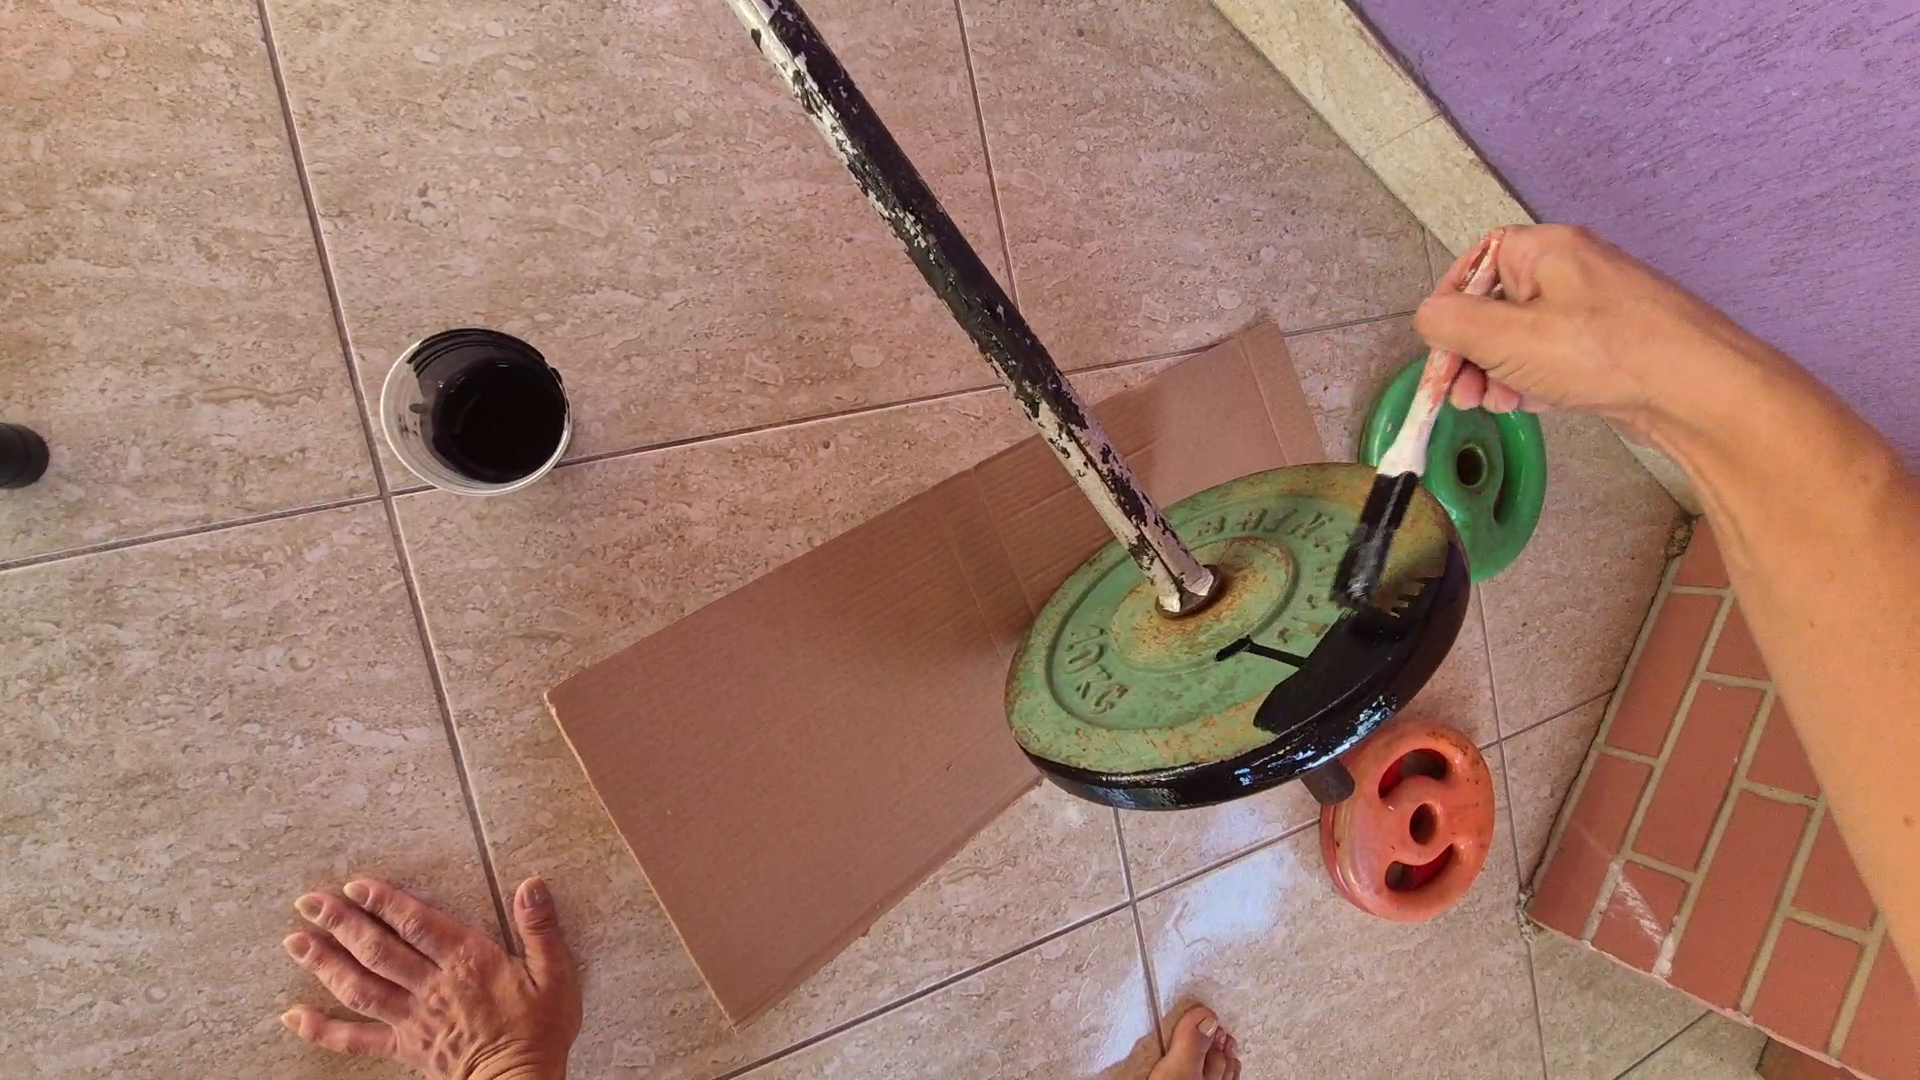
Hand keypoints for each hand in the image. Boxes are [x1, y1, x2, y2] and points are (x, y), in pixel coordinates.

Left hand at [280, 877, 580, 1079]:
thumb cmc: (541, 1024)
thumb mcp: (555, 970)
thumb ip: (540, 927)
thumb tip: (531, 885)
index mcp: (469, 962)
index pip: (419, 926)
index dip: (387, 904)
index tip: (357, 886)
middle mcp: (432, 986)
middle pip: (379, 951)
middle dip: (343, 924)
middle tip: (309, 902)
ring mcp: (412, 1019)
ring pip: (358, 987)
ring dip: (324, 963)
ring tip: (295, 941)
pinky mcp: (402, 1048)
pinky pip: (352, 1040)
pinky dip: (319, 1029)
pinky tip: (291, 1017)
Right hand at [1415, 224, 1765, 430]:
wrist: (1697, 391)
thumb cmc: (1599, 353)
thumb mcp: (1503, 336)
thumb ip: (1448, 321)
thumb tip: (1427, 317)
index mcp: (1546, 252)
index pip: (1478, 260)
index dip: (1450, 300)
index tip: (1439, 342)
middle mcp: (1568, 272)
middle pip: (1491, 307)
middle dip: (1466, 353)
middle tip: (1457, 393)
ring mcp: (1589, 309)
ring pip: (1514, 338)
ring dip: (1490, 375)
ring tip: (1492, 405)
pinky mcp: (1603, 344)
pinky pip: (1544, 358)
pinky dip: (1525, 382)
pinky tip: (1526, 405)